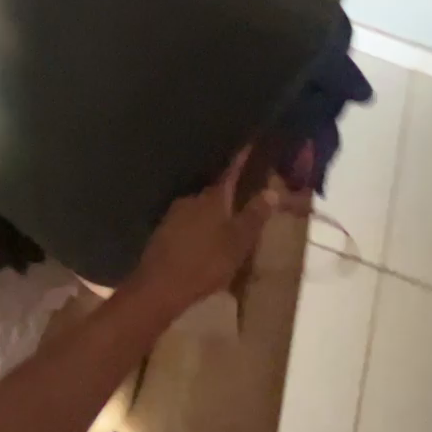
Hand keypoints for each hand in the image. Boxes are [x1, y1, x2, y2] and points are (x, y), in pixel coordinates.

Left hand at [124, 146, 277, 316]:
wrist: (160, 286)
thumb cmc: (205, 263)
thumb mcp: (238, 243)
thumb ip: (254, 216)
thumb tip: (271, 190)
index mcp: (212, 198)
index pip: (231, 172)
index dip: (242, 160)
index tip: (250, 145)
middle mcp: (191, 199)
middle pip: (215, 192)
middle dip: (230, 194)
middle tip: (247, 198)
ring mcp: (174, 214)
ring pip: (201, 208)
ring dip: (215, 214)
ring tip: (229, 225)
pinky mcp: (164, 231)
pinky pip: (189, 222)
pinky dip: (201, 227)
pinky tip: (207, 241)